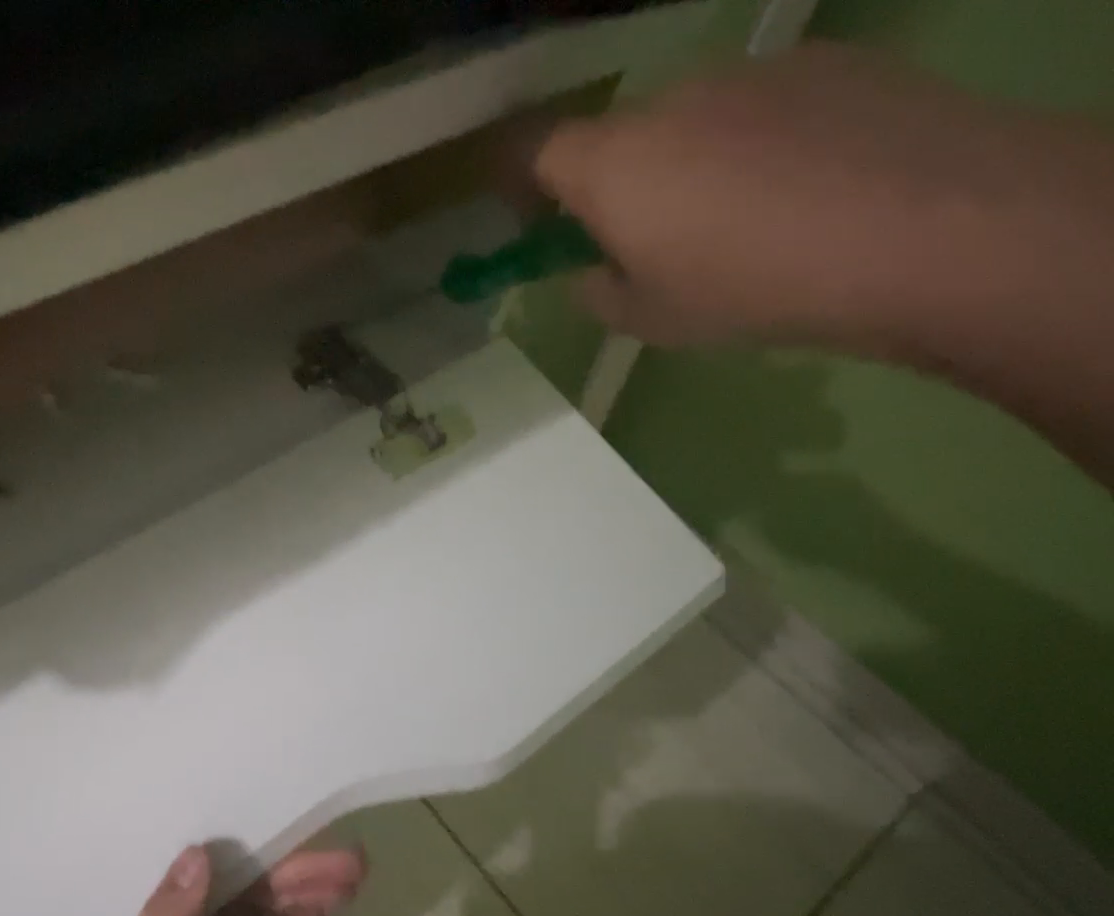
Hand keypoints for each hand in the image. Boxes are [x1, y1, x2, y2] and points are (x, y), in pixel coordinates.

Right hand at [533, 44, 1079, 355]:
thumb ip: (597, 292)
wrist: (929, 230)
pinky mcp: (825, 64)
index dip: (518, 184)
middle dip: (617, 182)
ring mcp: (749, 75)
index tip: (536, 222)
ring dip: (692, 160)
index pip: (528, 150)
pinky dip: (763, 138)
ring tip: (748, 216)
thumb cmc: (753, 288)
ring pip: (691, 118)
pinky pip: (763, 103)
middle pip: (615, 136)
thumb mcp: (650, 319)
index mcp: (608, 165)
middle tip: (653, 238)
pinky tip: (811, 184)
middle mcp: (667, 103)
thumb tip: (591, 273)